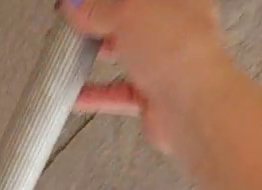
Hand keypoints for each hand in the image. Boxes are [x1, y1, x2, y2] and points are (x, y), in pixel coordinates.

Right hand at [61, 0, 236, 153]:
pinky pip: (120, 92)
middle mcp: (174, 26)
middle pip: (132, 17)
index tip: (78, 1)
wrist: (192, 107)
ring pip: (127, 53)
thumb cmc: (172, 46)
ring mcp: (165, 62)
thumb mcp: (129, 11)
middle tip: (73, 21)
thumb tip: (73, 4)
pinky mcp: (154, 97)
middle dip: (101, 18)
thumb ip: (99, 7)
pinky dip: (96, 94)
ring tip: (69, 53)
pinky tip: (73, 95)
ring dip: (98, 53)